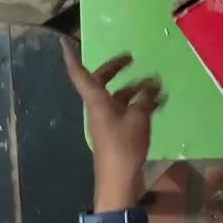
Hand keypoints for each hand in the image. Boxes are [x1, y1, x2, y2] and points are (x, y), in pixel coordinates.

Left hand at [64, 44, 163, 212]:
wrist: (119, 181)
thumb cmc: (123, 146)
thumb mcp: (138, 118)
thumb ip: (145, 98)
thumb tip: (152, 84)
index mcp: (96, 101)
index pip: (80, 74)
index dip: (71, 57)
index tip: (65, 41)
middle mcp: (98, 107)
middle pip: (100, 81)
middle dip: (114, 68)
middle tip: (130, 58)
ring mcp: (107, 120)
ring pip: (117, 96)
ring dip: (133, 88)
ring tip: (155, 84)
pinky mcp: (117, 132)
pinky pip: (126, 110)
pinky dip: (139, 104)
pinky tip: (156, 103)